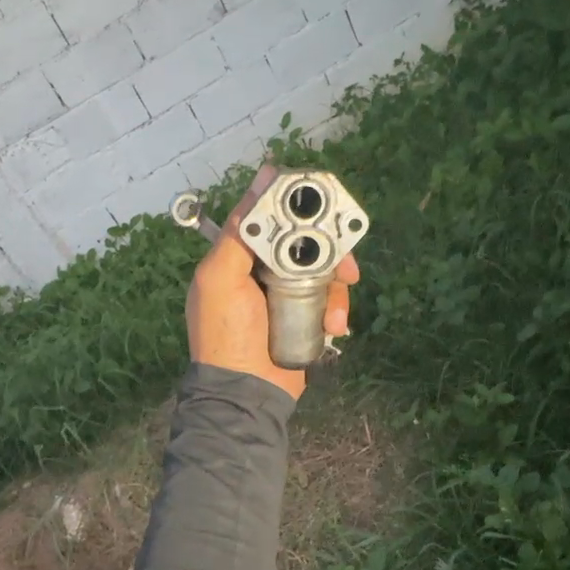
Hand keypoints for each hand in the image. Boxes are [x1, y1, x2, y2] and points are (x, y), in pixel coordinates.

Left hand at [188, 164, 358, 399]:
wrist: (244, 394)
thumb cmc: (227, 335)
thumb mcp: (222, 278)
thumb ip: (240, 231)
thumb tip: (265, 175)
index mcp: (239, 256)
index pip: (274, 218)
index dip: (300, 212)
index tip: (326, 213)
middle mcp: (263, 271)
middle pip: (307, 244)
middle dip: (331, 255)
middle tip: (348, 268)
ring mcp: (287, 296)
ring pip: (324, 273)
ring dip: (336, 291)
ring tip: (335, 317)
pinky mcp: (306, 319)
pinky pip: (329, 302)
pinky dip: (337, 312)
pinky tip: (334, 329)